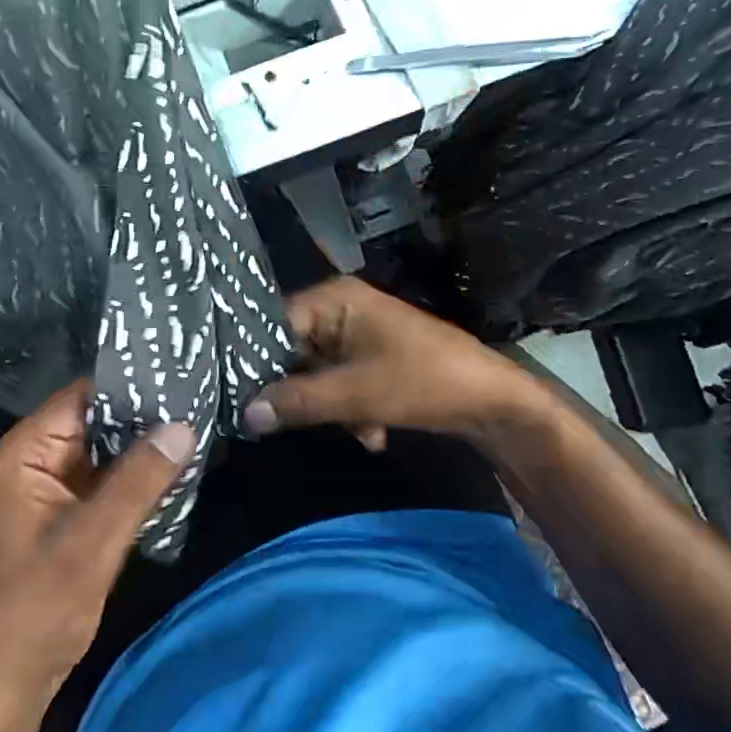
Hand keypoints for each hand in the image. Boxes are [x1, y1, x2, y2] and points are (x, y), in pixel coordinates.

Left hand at [0, 379, 194, 710]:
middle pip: (104, 417)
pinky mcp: (80, 511)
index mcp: (27, 453)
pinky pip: (120, 475)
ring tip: (208, 420)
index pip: (86, 395)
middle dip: (152, 411)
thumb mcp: (93, 540)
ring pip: (116, 447)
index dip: (134, 382)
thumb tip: (185, 425)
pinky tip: (188, 462)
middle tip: (209, 396)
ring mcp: (61, 486)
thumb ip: (139, 480)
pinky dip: (150, 470)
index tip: (188, 372)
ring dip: (154, 441)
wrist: (11, 682)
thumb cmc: (37, 609)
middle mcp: (42, 460)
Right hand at [243, 276, 547, 449]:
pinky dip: (355, 410)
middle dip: (308, 395)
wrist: (490, 399)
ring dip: (336, 409)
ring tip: (363, 429)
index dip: (258, 364)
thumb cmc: (422, 382)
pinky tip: (375, 433)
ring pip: (321, 375)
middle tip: (309, 424)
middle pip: (297, 353)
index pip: (273, 324)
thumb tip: (245, 415)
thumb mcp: (354, 395)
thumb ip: (296, 402)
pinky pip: (346, 383)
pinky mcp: (378, 358)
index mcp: (336, 298)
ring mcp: (363, 333)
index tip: (240, 402)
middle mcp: (344, 309)